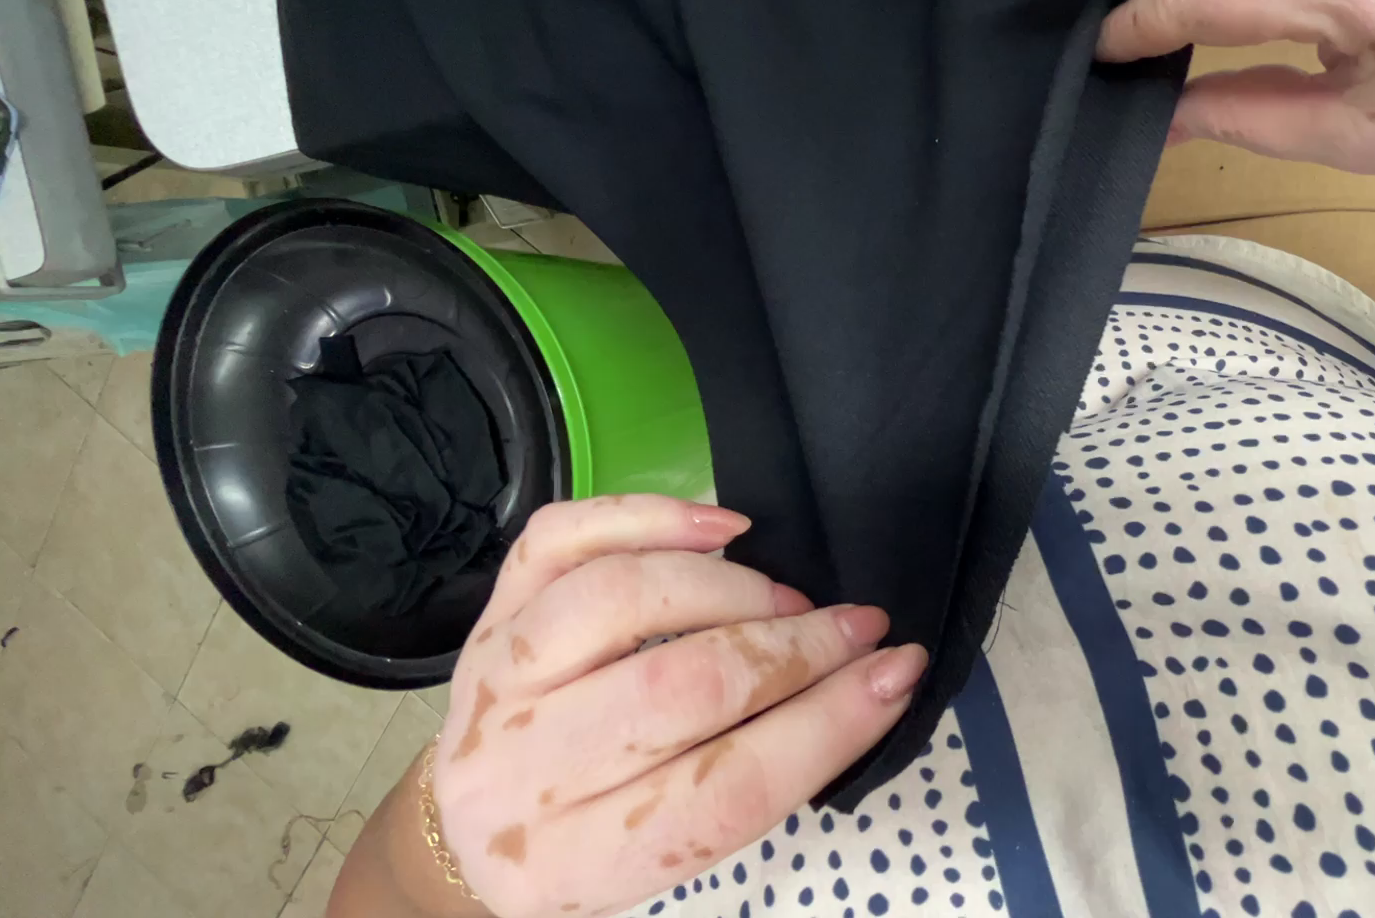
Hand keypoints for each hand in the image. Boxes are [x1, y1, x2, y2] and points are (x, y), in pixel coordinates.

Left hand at [430, 495, 926, 917]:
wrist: (476, 823)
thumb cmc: (601, 831)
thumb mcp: (677, 842)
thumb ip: (762, 766)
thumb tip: (870, 673)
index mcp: (580, 860)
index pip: (729, 792)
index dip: (831, 723)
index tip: (898, 668)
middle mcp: (521, 770)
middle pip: (678, 690)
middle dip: (795, 649)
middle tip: (860, 624)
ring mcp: (496, 675)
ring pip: (620, 600)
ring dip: (731, 588)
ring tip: (787, 598)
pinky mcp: (493, 606)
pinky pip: (565, 534)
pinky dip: (651, 515)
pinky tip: (722, 526)